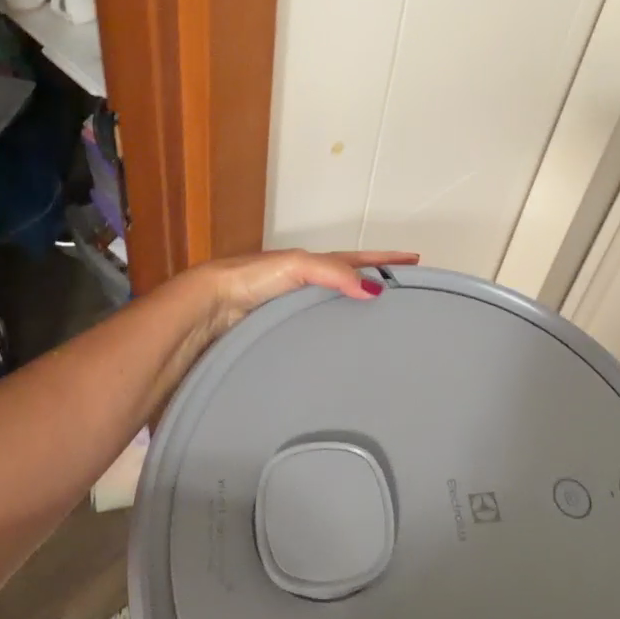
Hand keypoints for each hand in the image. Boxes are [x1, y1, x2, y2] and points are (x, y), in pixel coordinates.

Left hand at [173, 249, 420, 339]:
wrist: (204, 312)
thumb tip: (374, 288)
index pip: (354, 261)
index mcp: (308, 267)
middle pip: (346, 287)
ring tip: (385, 330)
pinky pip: (316, 340)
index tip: (415, 261)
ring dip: (356, 317)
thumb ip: (331, 273)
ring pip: (331, 314)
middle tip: (407, 299)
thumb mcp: (295, 265)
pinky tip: (344, 358)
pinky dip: (334, 343)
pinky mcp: (279, 342)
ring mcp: (290, 316)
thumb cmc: (248, 281)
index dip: (382, 259)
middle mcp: (301, 289)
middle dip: (375, 287)